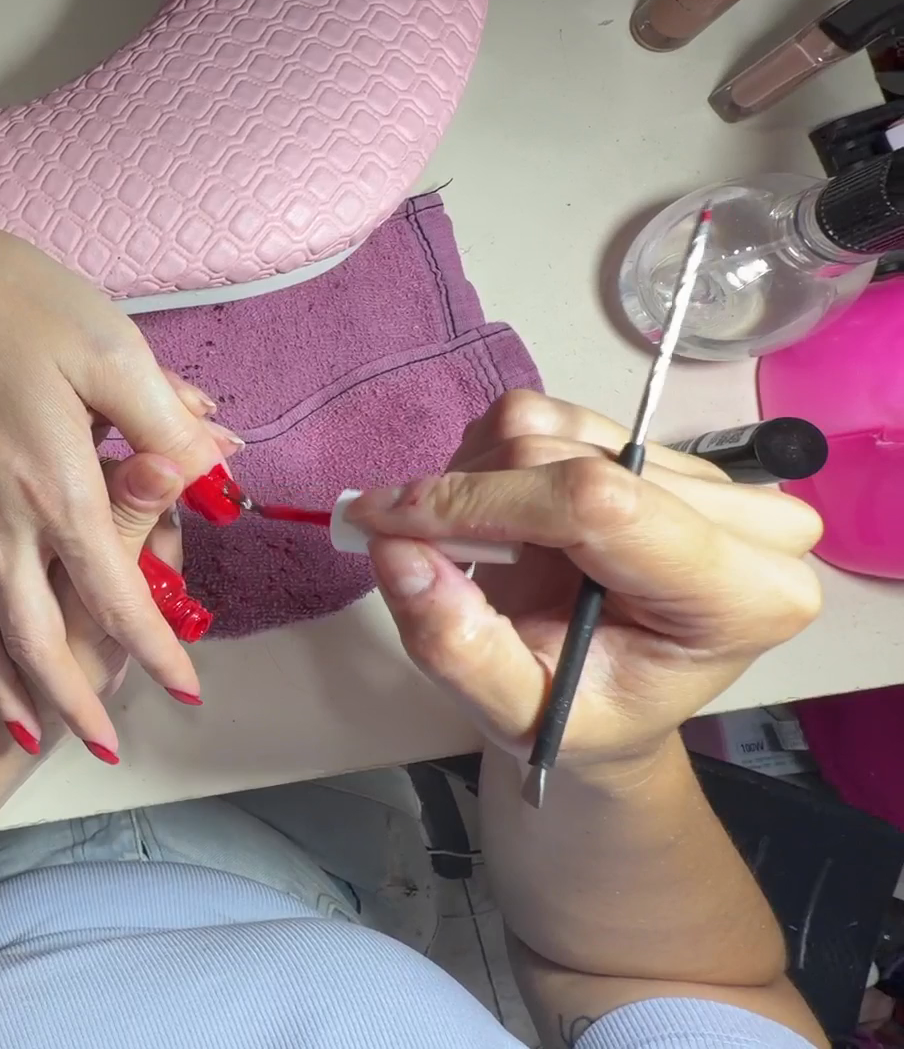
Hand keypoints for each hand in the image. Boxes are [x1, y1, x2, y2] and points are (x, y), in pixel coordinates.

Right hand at [0, 189, 229, 759]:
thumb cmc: (9, 303)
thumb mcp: (108, 346)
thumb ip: (165, 421)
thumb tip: (215, 466)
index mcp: (54, 486)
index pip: (114, 591)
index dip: (153, 646)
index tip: (184, 689)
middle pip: (32, 636)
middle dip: (70, 699)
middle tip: (100, 743)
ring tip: (19, 729)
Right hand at [347, 391, 823, 776]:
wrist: (599, 689)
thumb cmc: (571, 708)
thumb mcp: (508, 708)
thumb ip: (455, 644)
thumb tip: (393, 548)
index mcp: (734, 595)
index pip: (597, 503)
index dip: (474, 502)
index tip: (380, 523)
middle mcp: (743, 519)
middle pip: (555, 457)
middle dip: (457, 499)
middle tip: (414, 551)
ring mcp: (698, 471)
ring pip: (539, 425)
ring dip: (468, 476)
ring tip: (466, 541)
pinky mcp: (642, 444)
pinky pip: (534, 414)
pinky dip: (481, 457)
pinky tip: (491, 511)